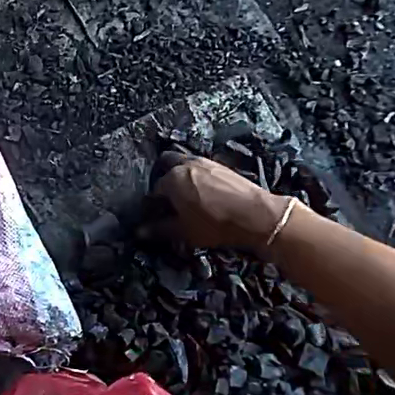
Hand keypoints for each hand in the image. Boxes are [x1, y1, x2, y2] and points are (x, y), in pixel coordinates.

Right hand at [154, 155, 292, 251]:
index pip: (154, 191)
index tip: (157, 216)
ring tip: (186, 197)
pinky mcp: (220, 165)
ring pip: (184, 165)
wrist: (255, 214)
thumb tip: (139, 232)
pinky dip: (196, 177)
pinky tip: (204, 194)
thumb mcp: (184, 231)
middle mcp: (185, 165)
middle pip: (166, 167)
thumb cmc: (215, 224)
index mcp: (171, 179)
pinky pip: (200, 168)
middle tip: (168, 200)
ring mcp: (204, 162)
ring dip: (180, 176)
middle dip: (163, 180)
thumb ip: (159, 229)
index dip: (153, 205)